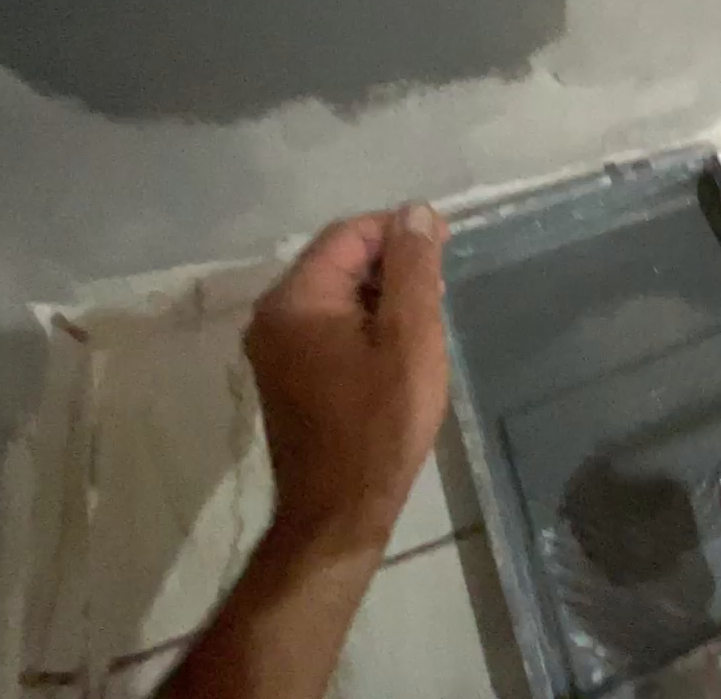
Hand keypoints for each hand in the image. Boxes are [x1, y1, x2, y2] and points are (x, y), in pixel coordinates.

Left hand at [244, 205, 450, 553]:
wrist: (341, 509)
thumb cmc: (382, 419)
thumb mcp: (411, 335)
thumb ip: (413, 267)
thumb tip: (415, 212)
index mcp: (296, 299)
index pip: (349, 233)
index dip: (400, 230)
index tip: (446, 245)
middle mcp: (274, 315)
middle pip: (340, 259)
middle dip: (394, 262)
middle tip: (441, 287)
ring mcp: (277, 346)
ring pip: (337, 290)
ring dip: (384, 291)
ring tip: (428, 313)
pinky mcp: (288, 371)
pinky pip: (329, 322)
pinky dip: (367, 318)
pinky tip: (400, 342)